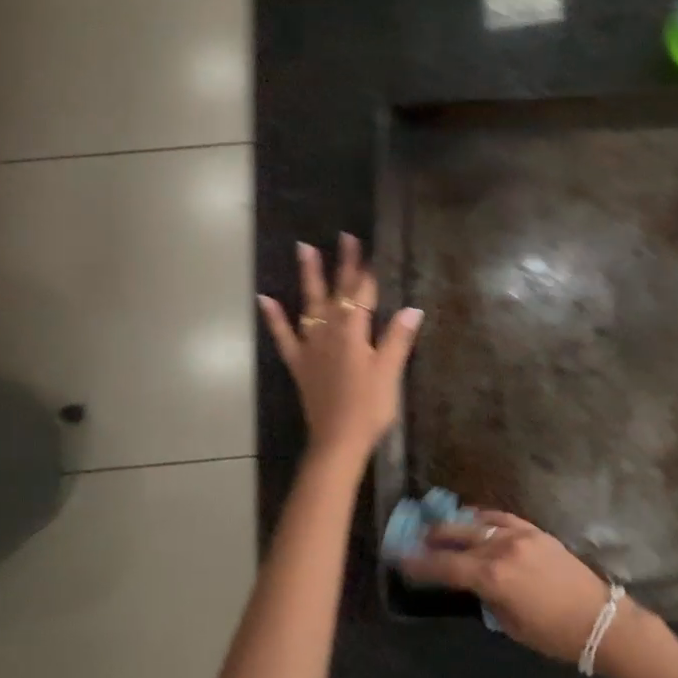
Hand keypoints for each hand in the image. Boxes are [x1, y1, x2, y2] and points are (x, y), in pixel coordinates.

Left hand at [259, 234, 423, 459]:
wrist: (337, 441)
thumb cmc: (368, 409)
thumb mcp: (389, 374)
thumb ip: (398, 339)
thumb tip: (413, 308)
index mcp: (354, 333)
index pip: (362, 294)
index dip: (366, 270)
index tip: (367, 245)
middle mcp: (330, 333)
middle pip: (337, 292)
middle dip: (342, 264)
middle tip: (343, 236)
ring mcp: (311, 347)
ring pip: (309, 305)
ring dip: (308, 277)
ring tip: (304, 249)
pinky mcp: (299, 364)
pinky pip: (284, 336)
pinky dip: (274, 317)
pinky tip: (265, 298)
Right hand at [399, 511, 623, 662]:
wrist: (599, 619)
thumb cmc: (552, 634)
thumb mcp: (509, 623)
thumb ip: (487, 598)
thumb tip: (474, 584)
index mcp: (492, 576)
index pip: (446, 566)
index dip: (420, 564)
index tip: (400, 559)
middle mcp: (502, 548)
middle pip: (457, 536)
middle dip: (432, 538)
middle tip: (414, 540)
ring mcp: (521, 535)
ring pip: (478, 522)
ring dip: (455, 525)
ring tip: (438, 528)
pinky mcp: (536, 531)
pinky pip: (503, 517)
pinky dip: (484, 516)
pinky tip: (474, 519)